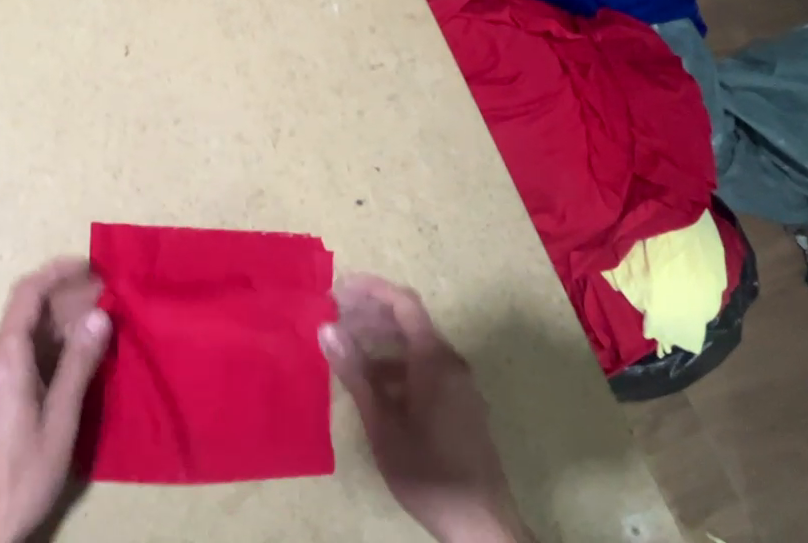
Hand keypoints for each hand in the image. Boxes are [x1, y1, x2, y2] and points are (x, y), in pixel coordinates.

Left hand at [0, 258, 111, 542]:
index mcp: (5, 356)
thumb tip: (100, 316)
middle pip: (27, 311)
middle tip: (108, 295)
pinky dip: (47, 346)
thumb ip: (78, 366)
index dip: (59, 271)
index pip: (28, 292)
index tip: (92, 264)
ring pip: (23, 334)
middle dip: (67, 297)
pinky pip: (18, 355)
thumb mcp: (59, 421)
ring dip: (59, 323)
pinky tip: (72, 360)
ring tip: (98, 323)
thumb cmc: (18, 475)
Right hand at [321, 274, 529, 542]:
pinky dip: (397, 363)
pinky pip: (425, 367)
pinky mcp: (460, 404)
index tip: (338, 288)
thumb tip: (327, 327)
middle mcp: (451, 363)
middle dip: (371, 312)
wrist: (480, 524)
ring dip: (381, 340)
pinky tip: (372, 384)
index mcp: (435, 360)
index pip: (403, 303)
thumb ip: (356, 372)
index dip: (371, 289)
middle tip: (333, 315)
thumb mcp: (382, 423)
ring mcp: (459, 384)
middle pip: (410, 320)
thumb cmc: (427, 470)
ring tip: (346, 348)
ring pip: (416, 346)